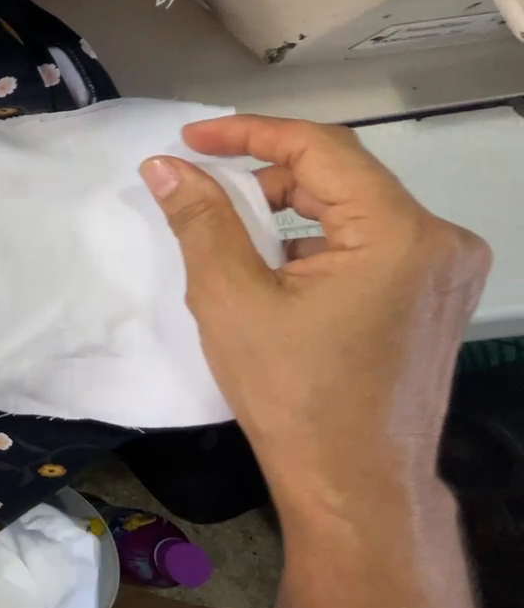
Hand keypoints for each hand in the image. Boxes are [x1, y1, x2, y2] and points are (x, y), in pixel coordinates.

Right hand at [139, 116, 490, 525]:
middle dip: (261, 175)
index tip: (188, 139)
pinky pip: (362, 243)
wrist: (352, 474)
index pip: (324, 149)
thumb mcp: (229, 295)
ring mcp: (442, 272)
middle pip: (340, 177)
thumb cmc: (289, 384)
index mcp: (399, 234)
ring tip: (223, 235)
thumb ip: (200, 219)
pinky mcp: (429, 296)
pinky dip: (307, 240)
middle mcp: (439, 241)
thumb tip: (164, 165)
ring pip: (349, 210)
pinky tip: (266, 269)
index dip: (250, 133)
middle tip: (194, 189)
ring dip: (281, 209)